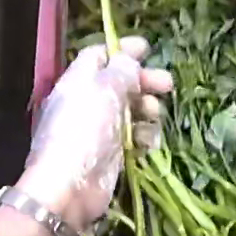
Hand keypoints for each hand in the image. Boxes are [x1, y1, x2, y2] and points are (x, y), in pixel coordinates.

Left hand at [19, 37, 172, 231]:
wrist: (69, 187)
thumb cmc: (84, 131)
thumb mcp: (105, 90)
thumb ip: (121, 70)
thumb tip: (128, 59)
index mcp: (79, 81)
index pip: (100, 55)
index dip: (123, 50)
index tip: (148, 48)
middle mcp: (88, 102)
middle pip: (120, 82)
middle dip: (144, 81)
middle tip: (167, 85)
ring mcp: (99, 129)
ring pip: (130, 110)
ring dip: (146, 109)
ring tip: (154, 115)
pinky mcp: (110, 153)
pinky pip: (133, 137)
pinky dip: (143, 136)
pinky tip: (148, 142)